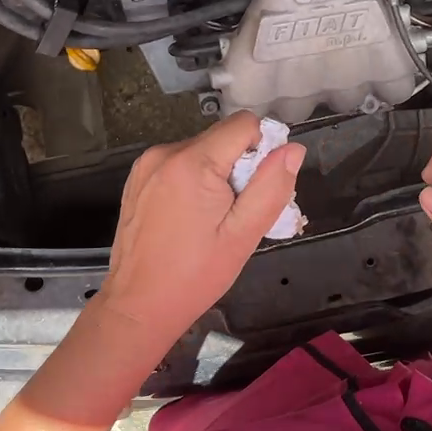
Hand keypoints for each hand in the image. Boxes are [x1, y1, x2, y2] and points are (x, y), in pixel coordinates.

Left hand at [96, 112, 304, 342]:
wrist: (139, 306)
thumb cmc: (195, 275)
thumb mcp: (244, 235)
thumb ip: (272, 187)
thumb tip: (294, 149)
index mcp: (193, 162)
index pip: (244, 124)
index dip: (262, 150)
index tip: (257, 188)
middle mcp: (165, 152)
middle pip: (223, 136)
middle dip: (239, 165)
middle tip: (236, 211)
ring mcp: (147, 164)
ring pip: (203, 149)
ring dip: (217, 173)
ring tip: (212, 218)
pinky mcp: (138, 178)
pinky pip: (180, 162)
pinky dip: (194, 179)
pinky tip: (190, 216)